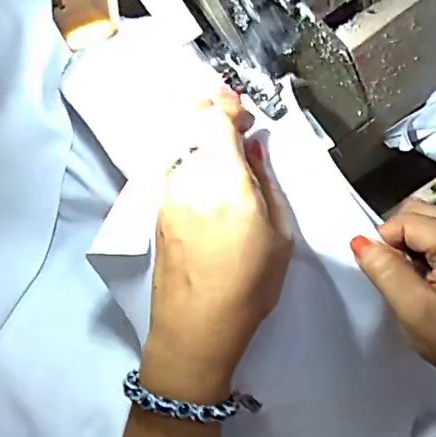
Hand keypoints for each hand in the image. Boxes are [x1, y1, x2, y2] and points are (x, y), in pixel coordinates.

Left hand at [143, 94, 292, 403]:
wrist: (194, 330)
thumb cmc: (247, 289)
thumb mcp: (280, 238)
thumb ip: (267, 185)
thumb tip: (254, 152)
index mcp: (226, 186)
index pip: (213, 119)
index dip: (227, 106)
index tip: (242, 113)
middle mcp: (188, 182)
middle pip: (191, 126)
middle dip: (214, 118)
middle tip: (238, 129)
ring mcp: (166, 196)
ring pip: (180, 148)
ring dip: (201, 144)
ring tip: (225, 163)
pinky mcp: (156, 211)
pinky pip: (173, 171)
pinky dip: (189, 164)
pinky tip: (207, 185)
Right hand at [351, 200, 435, 396]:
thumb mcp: (415, 311)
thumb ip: (385, 272)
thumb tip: (360, 242)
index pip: (407, 221)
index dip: (385, 243)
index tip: (384, 276)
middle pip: (418, 215)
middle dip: (395, 241)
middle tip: (396, 278)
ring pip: (425, 227)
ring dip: (407, 250)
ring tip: (410, 284)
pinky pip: (435, 243)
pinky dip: (419, 258)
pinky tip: (421, 285)